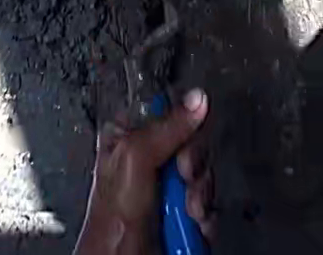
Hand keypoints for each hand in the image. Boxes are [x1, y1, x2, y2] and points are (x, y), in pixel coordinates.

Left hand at [74, 88, 215, 254]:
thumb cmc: (112, 224)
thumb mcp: (135, 160)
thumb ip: (167, 127)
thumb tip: (198, 99)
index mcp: (129, 138)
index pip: (169, 109)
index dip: (183, 121)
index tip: (184, 136)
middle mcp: (150, 159)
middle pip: (193, 139)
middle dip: (195, 161)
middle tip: (183, 176)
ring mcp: (167, 187)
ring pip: (204, 170)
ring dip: (201, 192)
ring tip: (186, 209)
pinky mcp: (183, 213)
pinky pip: (210, 200)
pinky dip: (205, 214)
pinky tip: (192, 223)